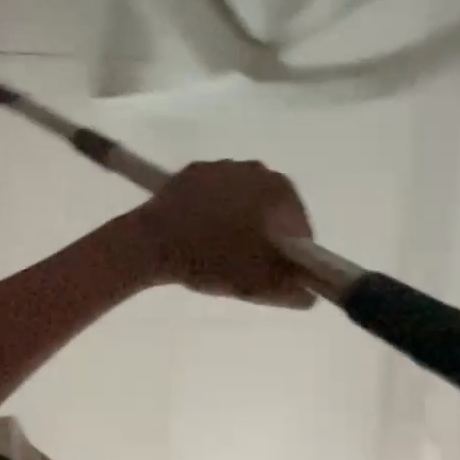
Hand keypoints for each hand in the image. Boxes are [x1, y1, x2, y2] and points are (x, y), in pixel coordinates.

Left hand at [127, 161, 315, 308]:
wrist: (152, 243)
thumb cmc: (213, 260)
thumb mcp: (262, 286)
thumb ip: (295, 291)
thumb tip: (307, 293)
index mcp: (280, 192)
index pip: (299, 228)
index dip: (293, 255)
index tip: (277, 274)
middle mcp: (256, 170)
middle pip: (273, 210)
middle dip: (266, 235)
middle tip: (249, 264)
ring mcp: (222, 166)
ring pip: (243, 200)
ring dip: (240, 221)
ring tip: (222, 249)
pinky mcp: (193, 171)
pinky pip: (215, 194)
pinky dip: (214, 210)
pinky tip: (202, 232)